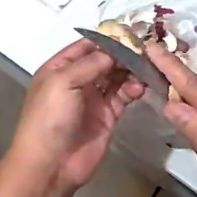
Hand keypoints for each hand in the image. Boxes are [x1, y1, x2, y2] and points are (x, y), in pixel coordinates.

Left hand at [5, 39, 144, 193]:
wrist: (51, 163)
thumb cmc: (50, 117)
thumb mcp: (63, 82)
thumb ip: (90, 63)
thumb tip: (114, 51)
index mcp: (59, 68)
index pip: (85, 46)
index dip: (106, 39)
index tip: (130, 33)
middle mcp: (76, 80)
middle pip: (103, 60)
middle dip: (123, 54)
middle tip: (146, 49)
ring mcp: (92, 98)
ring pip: (115, 77)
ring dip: (130, 71)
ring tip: (146, 67)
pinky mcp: (107, 116)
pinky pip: (123, 96)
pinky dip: (133, 89)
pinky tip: (142, 86)